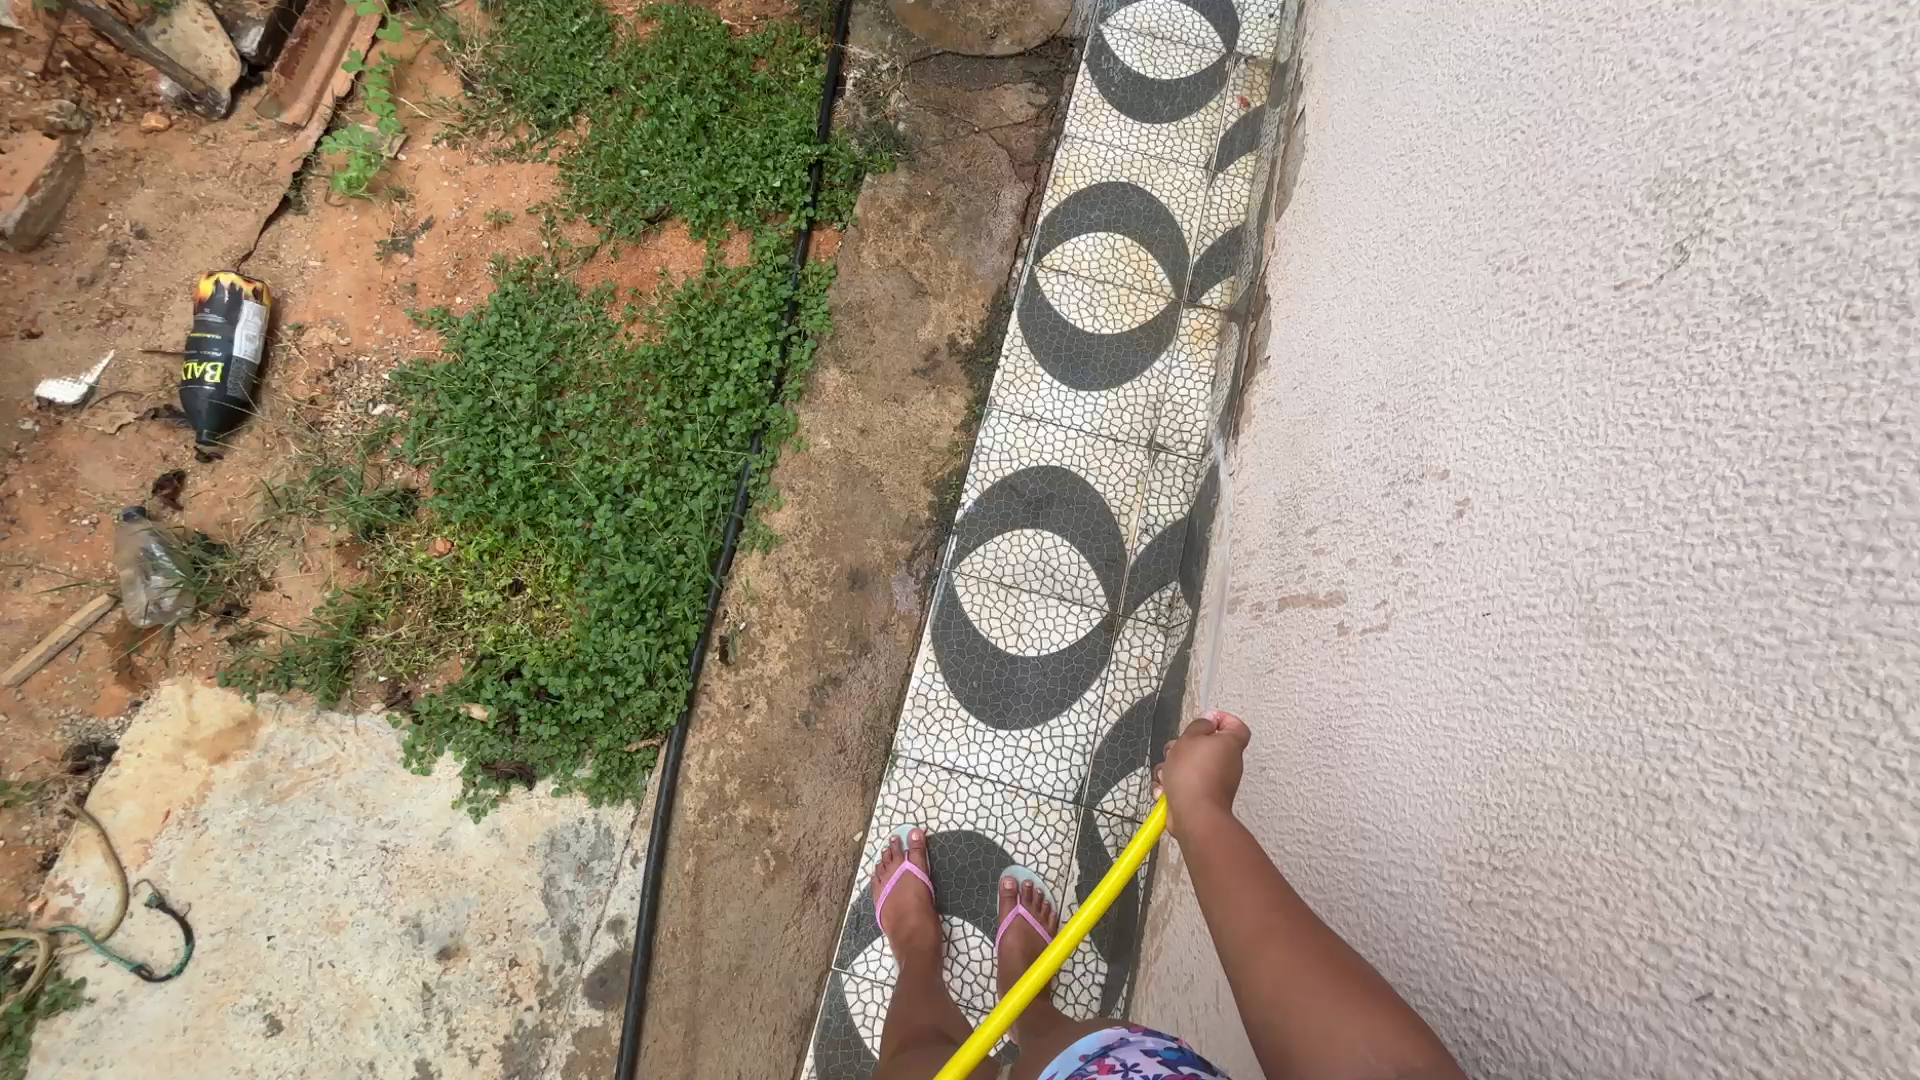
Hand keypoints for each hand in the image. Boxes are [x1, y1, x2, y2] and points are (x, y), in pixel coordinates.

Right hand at [1154, 709, 1250, 839]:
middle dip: (1184, 745)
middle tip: (1175, 749)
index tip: (1205, 720)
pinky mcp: (1202, 796)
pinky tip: (1164, 789)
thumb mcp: (1189, 738)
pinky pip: (1185, 783)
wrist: (1193, 814)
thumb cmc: (1193, 774)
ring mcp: (1215, 781)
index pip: (1237, 726)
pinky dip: (1172, 785)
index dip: (1222, 719)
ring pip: (1190, 765)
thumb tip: (1208, 720)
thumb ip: (1199, 725)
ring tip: (1166, 773)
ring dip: (1172, 766)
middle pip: (1206, 745)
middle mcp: (1227, 763)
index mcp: (1229, 745)